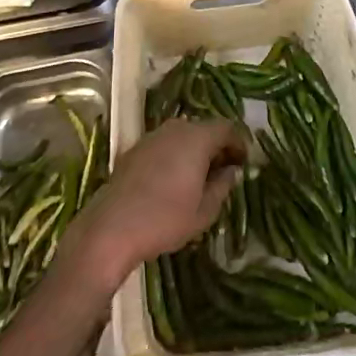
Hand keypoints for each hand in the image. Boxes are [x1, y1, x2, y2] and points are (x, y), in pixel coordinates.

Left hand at [63, 118, 245, 293]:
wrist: (111, 228)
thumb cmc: (165, 219)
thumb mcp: (204, 210)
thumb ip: (222, 185)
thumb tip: (230, 171)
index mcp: (197, 138)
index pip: (227, 128)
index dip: (239, 143)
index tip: (244, 162)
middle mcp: (175, 128)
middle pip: (204, 129)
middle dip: (218, 146)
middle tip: (225, 171)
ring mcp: (152, 136)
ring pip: (183, 136)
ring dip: (196, 150)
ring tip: (201, 177)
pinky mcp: (135, 149)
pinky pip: (165, 145)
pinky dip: (176, 155)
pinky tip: (174, 180)